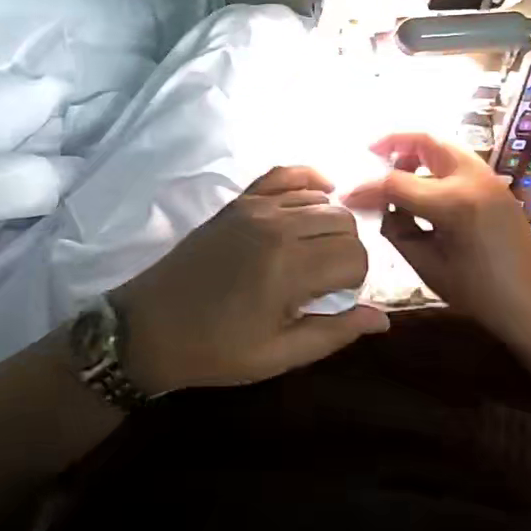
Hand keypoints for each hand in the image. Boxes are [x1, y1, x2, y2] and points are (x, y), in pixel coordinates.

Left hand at [112, 166, 388, 392]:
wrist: (148, 328)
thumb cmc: (214, 350)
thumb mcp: (277, 356)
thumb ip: (333, 333)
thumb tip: (382, 320)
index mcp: (288, 269)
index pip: (355, 256)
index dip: (356, 280)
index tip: (337, 299)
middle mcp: (278, 227)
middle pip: (343, 222)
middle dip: (348, 251)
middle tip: (328, 280)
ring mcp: (256, 208)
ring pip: (321, 199)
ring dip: (330, 224)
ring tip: (316, 252)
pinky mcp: (239, 200)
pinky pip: (285, 174)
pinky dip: (309, 179)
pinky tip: (321, 192)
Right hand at [341, 133, 530, 351]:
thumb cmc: (481, 294)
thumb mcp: (429, 265)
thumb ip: (398, 230)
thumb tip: (377, 207)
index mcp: (454, 203)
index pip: (396, 183)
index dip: (367, 188)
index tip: (346, 195)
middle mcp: (472, 178)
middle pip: (425, 141)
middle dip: (394, 142)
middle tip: (370, 153)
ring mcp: (488, 176)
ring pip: (443, 145)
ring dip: (415, 150)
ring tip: (394, 171)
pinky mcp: (495, 183)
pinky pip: (456, 159)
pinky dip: (434, 162)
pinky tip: (421, 185)